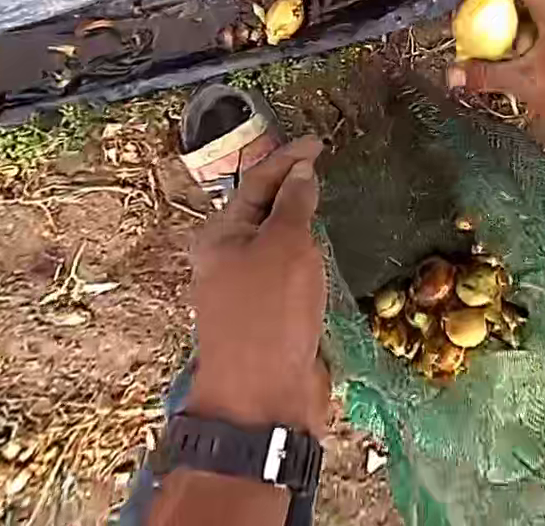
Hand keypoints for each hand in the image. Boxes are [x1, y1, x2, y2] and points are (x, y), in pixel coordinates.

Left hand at [185, 136, 330, 435]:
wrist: (263, 400)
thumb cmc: (270, 312)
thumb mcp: (285, 246)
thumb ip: (293, 203)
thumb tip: (301, 171)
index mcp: (221, 236)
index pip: (257, 182)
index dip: (288, 157)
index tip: (319, 143)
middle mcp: (228, 256)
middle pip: (263, 206)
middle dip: (290, 183)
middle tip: (322, 165)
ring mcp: (247, 285)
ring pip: (276, 236)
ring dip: (298, 214)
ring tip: (323, 194)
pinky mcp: (268, 309)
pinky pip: (287, 264)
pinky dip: (305, 247)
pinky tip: (321, 243)